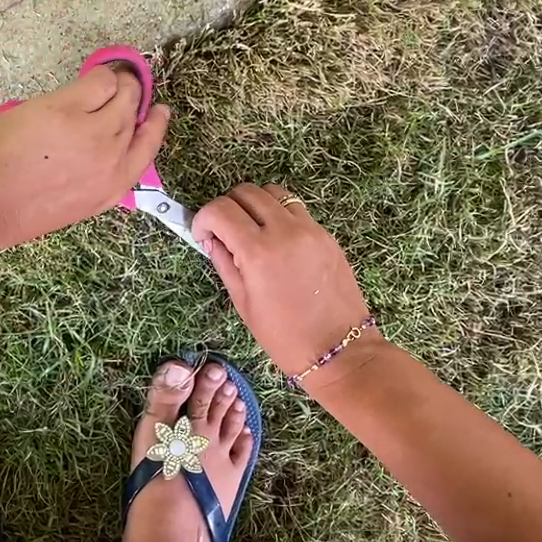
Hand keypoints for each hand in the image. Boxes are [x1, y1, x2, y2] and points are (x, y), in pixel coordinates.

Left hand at [0, 65, 169, 250]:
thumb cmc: (7, 212)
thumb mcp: (67, 208)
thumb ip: (90, 181)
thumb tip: (95, 153)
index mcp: (110, 191)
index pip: (147, 149)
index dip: (151, 125)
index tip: (154, 112)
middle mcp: (110, 161)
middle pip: (136, 117)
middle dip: (131, 99)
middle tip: (119, 87)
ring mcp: (93, 132)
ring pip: (124, 93)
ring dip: (118, 83)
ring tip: (103, 80)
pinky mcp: (68, 108)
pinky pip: (100, 80)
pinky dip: (99, 75)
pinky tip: (89, 77)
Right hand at [192, 184, 372, 379]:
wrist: (339, 349)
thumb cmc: (284, 336)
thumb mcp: (243, 302)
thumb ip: (224, 263)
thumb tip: (212, 239)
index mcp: (258, 252)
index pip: (220, 210)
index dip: (203, 218)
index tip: (202, 234)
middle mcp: (285, 231)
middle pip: (246, 192)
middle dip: (227, 207)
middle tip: (223, 232)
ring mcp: (310, 229)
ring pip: (273, 193)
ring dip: (254, 204)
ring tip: (250, 231)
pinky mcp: (326, 235)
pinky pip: (295, 210)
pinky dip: (278, 215)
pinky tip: (276, 241)